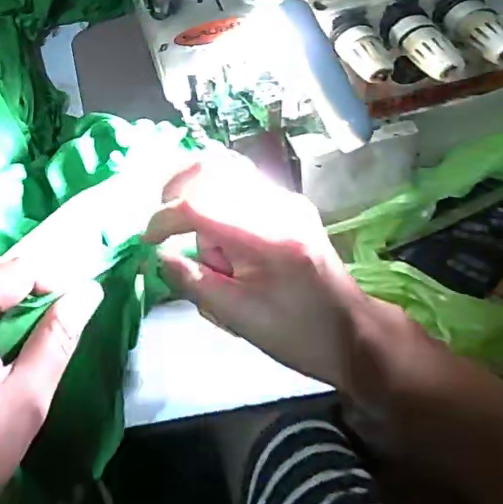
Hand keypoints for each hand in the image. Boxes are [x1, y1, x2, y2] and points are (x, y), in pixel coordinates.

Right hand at [143, 154, 429, 391]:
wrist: (355, 334)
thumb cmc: (298, 333)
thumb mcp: (240, 318)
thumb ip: (194, 282)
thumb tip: (158, 255)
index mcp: (267, 236)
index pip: (200, 206)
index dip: (164, 218)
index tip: (147, 239)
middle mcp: (277, 204)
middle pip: (211, 169)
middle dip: (177, 192)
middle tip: (164, 224)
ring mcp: (285, 199)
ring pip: (224, 170)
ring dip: (198, 195)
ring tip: (199, 237)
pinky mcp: (287, 202)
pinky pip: (239, 181)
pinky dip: (215, 196)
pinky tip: (215, 229)